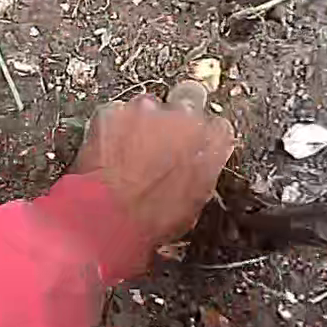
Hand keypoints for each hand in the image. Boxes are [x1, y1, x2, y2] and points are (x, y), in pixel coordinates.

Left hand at [72, 80, 235, 252]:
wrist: (111, 216)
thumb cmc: (154, 217)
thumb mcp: (193, 202)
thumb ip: (201, 173)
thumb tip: (196, 170)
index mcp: (211, 140)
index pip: (217, 128)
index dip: (203, 139)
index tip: (193, 148)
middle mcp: (184, 116)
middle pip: (183, 110)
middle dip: (171, 127)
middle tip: (157, 153)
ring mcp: (146, 110)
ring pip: (147, 108)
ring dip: (141, 125)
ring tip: (128, 156)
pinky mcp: (113, 111)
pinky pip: (115, 116)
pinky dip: (111, 130)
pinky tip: (108, 155)